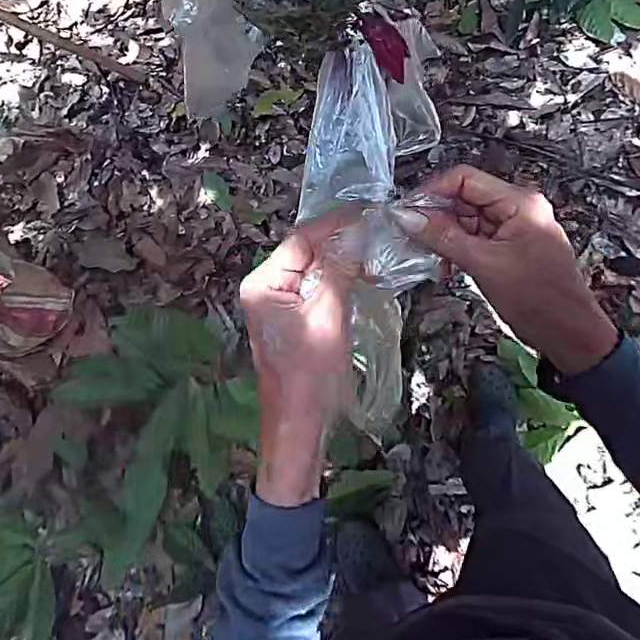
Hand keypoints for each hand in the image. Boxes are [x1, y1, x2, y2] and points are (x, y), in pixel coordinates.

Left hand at [239, 215, 355, 505]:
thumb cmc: (310, 377)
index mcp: (263, 285)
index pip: (300, 240)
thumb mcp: (328, 317)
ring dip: (341, 259)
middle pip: (305, 252)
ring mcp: (276, 305)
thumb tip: (355, 234)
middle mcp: (264, 289)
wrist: (300, 428)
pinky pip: (314, 288)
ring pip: (312, 269)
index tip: (367, 212)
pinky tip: (360, 273)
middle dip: (339, 240)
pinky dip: (337, 278)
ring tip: (373, 247)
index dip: (334, 224)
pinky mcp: (290, 319)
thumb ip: (337, 271)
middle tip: (375, 227)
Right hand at [398, 166, 617, 375]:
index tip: (410, 210)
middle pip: (465, 198)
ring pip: (468, 219)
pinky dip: (459, 248)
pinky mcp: (510, 247)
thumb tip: (410, 218)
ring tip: (431, 256)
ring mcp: (515, 228)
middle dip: (438, 216)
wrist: (569, 334)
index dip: (433, 191)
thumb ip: (443, 238)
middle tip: (414, 235)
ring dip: (446, 236)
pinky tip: (446, 265)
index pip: (465, 179)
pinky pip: (477, 237)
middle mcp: (519, 209)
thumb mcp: (484, 265)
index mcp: (520, 203)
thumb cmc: (541, 300)